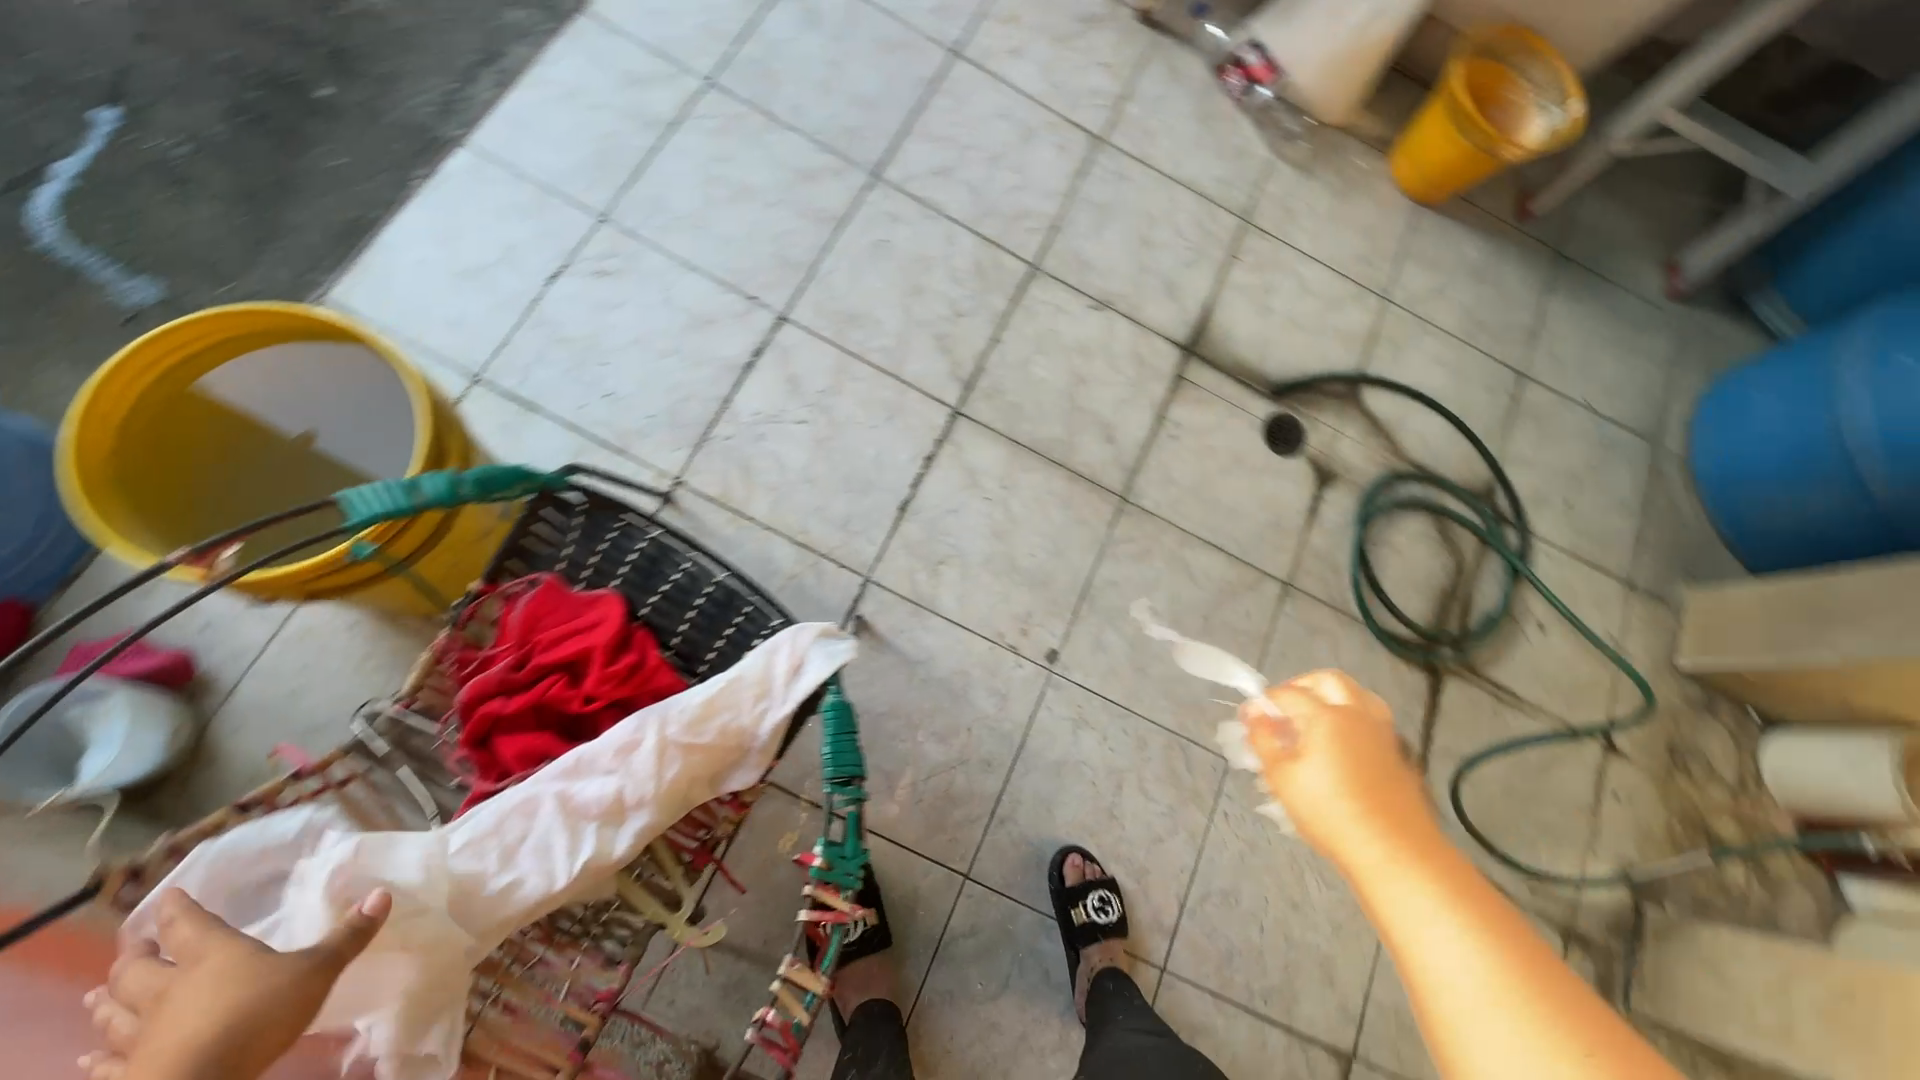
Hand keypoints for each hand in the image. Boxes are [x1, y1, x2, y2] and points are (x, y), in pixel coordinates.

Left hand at [81, 886, 390, 1079]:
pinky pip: (109, 1063)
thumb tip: (382, 893)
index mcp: (211, 955)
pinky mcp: (134, 1070)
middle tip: (132, 949)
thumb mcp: (316, 972)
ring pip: (115, 1012)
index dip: (178, 908)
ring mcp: (145, 1032)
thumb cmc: (256, 1015)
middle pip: (138, 969)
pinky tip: (88, 1059)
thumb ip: (346, 937)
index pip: (187, 923)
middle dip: (134, 957)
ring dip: (106, 1002)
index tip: (169, 895)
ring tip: (95, 996)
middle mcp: (169, 987)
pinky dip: (98, 1059)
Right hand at [1240, 669, 1434, 860]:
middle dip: (1301, 685)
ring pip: (1358, 694)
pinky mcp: (1397, 752)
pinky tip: (1340, 743)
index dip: (1263, 702)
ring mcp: (1382, 732)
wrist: (1394, 849)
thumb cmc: (1329, 813)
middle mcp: (1357, 714)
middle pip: (1329, 680)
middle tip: (1283, 707)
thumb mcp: (1282, 779)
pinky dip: (1352, 717)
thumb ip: (1264, 741)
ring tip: (1313, 719)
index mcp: (1326, 716)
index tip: (1247, 718)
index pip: (1287, 694)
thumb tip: (1254, 716)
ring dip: (1332, 697)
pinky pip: (1372, 718)